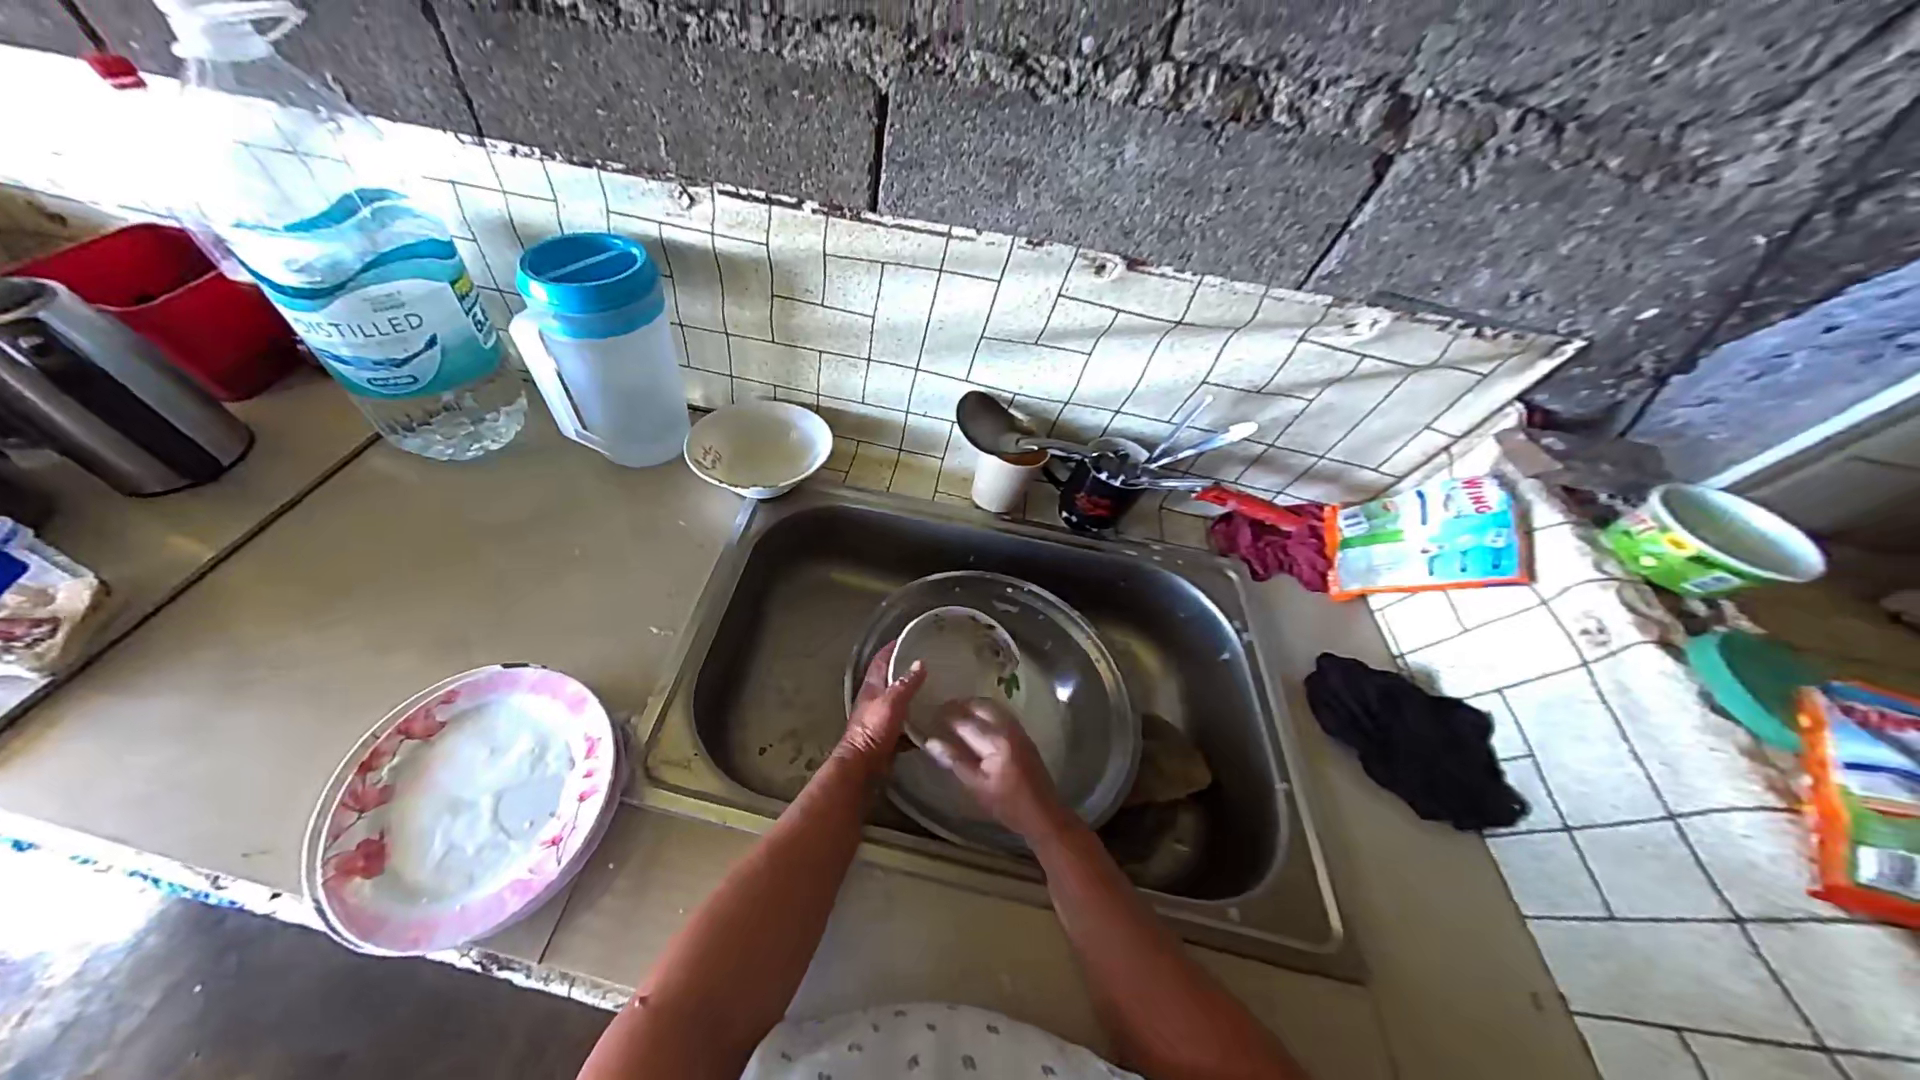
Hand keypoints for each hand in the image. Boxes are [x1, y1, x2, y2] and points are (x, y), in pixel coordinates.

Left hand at [837, 641, 924, 771]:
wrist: (863, 764)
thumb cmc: (873, 728)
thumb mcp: (892, 702)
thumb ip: (906, 683)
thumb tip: (919, 662)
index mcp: (872, 686)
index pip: (881, 660)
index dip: (891, 648)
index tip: (908, 639)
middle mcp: (874, 699)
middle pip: (890, 679)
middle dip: (905, 670)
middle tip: (928, 663)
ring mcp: (880, 717)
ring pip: (898, 701)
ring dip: (912, 695)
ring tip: (934, 689)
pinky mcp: (887, 734)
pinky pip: (905, 724)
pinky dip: (916, 721)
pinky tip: (931, 721)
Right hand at [923, 699, 1067, 841]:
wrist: (1044, 813)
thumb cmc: (1008, 805)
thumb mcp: (977, 786)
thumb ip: (955, 760)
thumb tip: (930, 741)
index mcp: (996, 742)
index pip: (964, 721)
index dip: (945, 716)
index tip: (928, 716)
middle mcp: (1008, 728)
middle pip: (980, 705)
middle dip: (959, 705)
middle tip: (940, 712)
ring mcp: (1018, 729)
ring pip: (992, 706)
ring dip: (972, 706)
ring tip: (954, 715)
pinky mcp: (1023, 734)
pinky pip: (1000, 713)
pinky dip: (985, 711)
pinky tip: (975, 722)